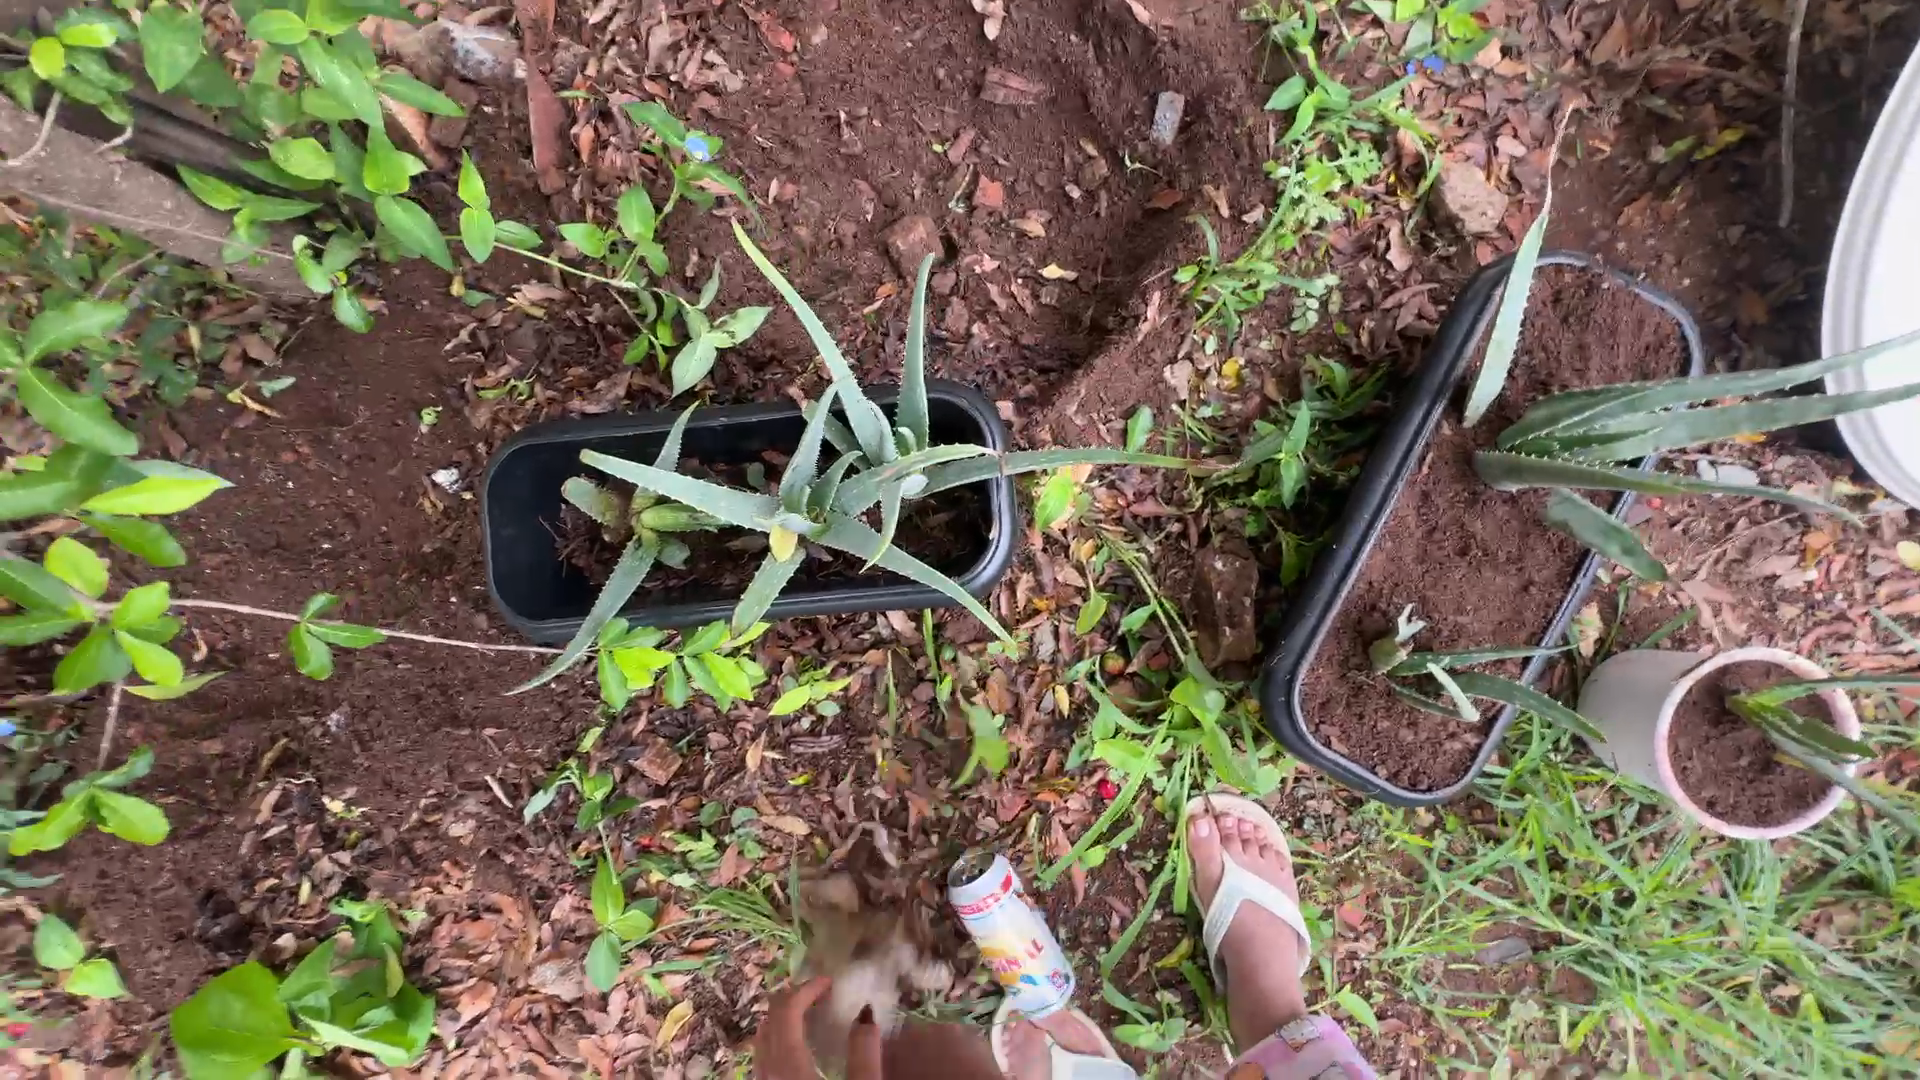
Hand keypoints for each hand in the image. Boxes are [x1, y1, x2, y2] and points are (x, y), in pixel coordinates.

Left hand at [754, 977, 882, 1079]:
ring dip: (783, 1018)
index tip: (830, 980)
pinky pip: (762, 1058)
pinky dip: (776, 1038)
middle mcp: (768, 1071)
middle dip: (794, 997)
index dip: (807, 988)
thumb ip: (864, 1053)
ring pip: (762, 1039)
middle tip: (820, 992)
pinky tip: (795, 1047)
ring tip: (807, 1013)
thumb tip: (866, 1011)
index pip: (788, 1011)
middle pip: (771, 1019)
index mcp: (789, 1064)